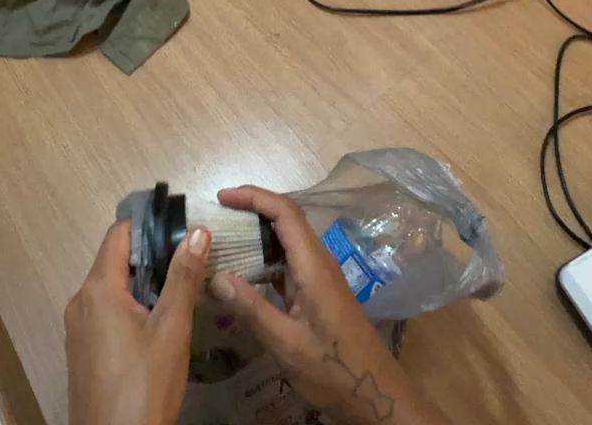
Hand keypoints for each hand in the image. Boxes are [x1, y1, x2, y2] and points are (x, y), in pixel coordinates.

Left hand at [65, 219, 209, 424]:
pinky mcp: (83, 352)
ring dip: (144, 283)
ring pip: (113, 288)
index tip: (182, 227)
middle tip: (190, 259)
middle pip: (116, 260)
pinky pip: (106, 312)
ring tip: (181, 289)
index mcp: (97, 289)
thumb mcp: (171, 328)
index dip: (150, 224)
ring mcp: (78, 329)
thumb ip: (183, 276)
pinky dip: (132, 306)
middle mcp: (80, 302)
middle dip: (152, 255)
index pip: (119, 233)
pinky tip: (159, 322)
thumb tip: (197, 230)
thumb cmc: (144, 386)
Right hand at [208, 187, 449, 424]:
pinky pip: (289, 260)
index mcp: (313, 265)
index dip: (253, 196)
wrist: (375, 394)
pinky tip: (245, 272)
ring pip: (288, 239)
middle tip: (218, 214)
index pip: (285, 212)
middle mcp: (318, 261)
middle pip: (286, 218)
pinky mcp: (318, 290)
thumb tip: (215, 276)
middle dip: (252, 208)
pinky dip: (265, 256)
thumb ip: (251, 309)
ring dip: (258, 231)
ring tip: (225, 239)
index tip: (222, 196)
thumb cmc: (333, 368)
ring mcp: (320, 275)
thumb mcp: (286, 344)